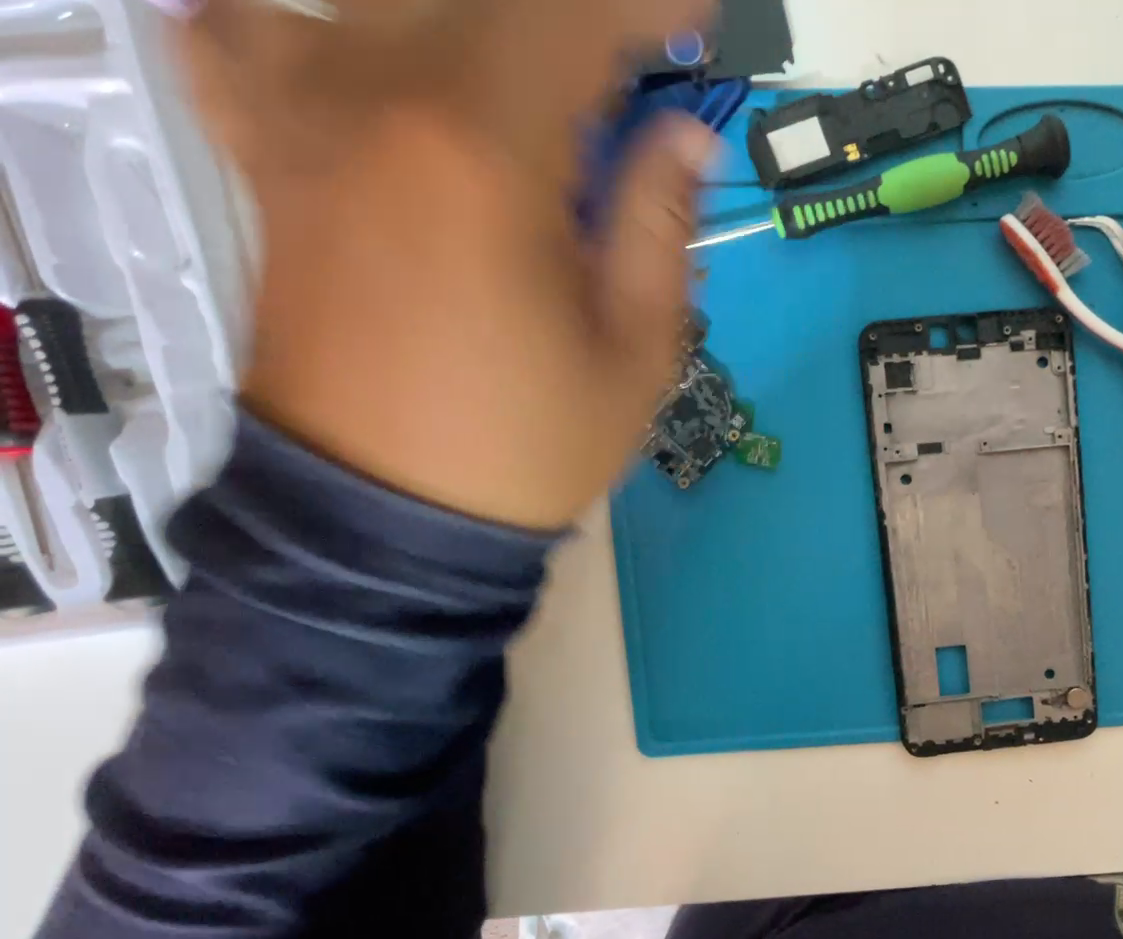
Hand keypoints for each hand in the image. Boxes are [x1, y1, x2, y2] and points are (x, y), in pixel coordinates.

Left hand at [175, 0, 714, 528]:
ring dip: (469, 31)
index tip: (695, 17)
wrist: (388, 519)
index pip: (572, 20)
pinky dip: (300, 32)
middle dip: (573, 19)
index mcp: (484, 152)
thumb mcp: (638, 348)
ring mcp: (301, 125)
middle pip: (480, 0)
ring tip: (530, 91)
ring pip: (377, 6)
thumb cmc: (531, 442)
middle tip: (630, 62)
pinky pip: (245, 41)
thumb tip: (683, 137)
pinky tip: (361, 66)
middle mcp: (375, 104)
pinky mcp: (267, 164)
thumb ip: (658, 222)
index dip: (645, 7)